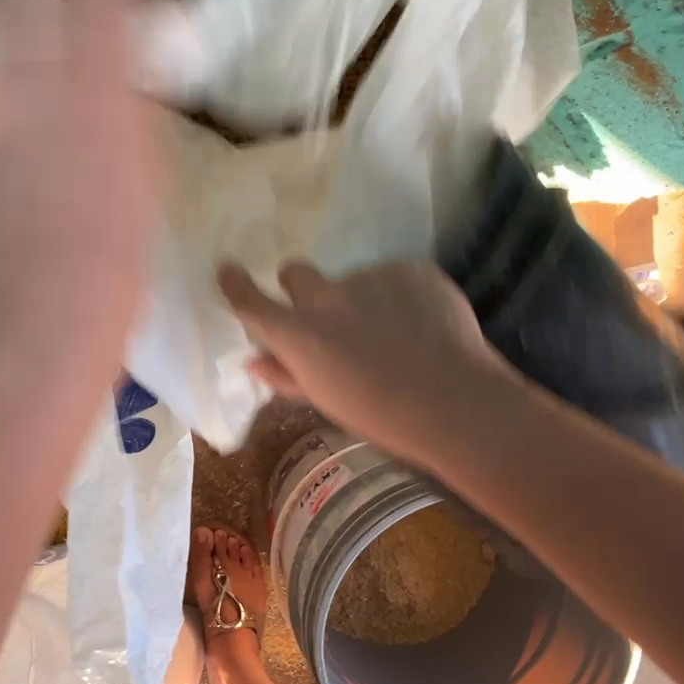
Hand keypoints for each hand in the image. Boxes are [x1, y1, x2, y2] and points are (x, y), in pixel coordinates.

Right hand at [218, 259, 511, 464]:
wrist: (454, 401)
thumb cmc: (380, 414)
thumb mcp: (324, 400)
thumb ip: (285, 375)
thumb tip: (254, 360)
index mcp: (297, 333)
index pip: (249, 301)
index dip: (235, 285)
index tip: (228, 271)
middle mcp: (324, 297)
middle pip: (296, 273)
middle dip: (301, 289)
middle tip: (326, 317)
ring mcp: (369, 277)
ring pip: (352, 281)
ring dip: (361, 301)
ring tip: (394, 337)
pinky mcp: (409, 269)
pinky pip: (393, 278)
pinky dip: (400, 298)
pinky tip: (421, 327)